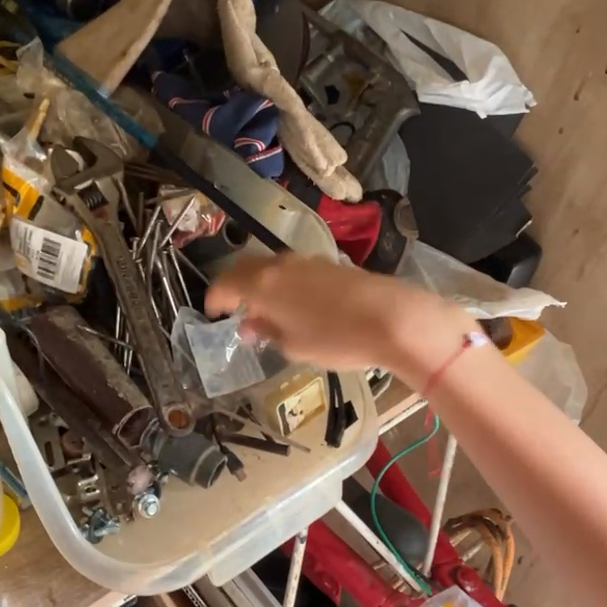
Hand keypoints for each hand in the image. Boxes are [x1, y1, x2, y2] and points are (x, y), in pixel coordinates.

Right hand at [203, 254, 475, 382]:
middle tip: (235, 310)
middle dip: (236, 287)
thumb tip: (251, 325)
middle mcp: (280, 264)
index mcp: (262, 283)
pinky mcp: (330, 264)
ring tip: (267, 311)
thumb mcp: (294, 346)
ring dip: (262, 285)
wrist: (392, 318)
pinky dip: (284, 284)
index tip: (213, 315)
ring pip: (271, 267)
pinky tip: (295, 305)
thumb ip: (267, 332)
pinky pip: (294, 270)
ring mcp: (307, 261)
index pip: (225, 284)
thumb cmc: (336, 339)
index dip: (214, 299)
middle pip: (246, 268)